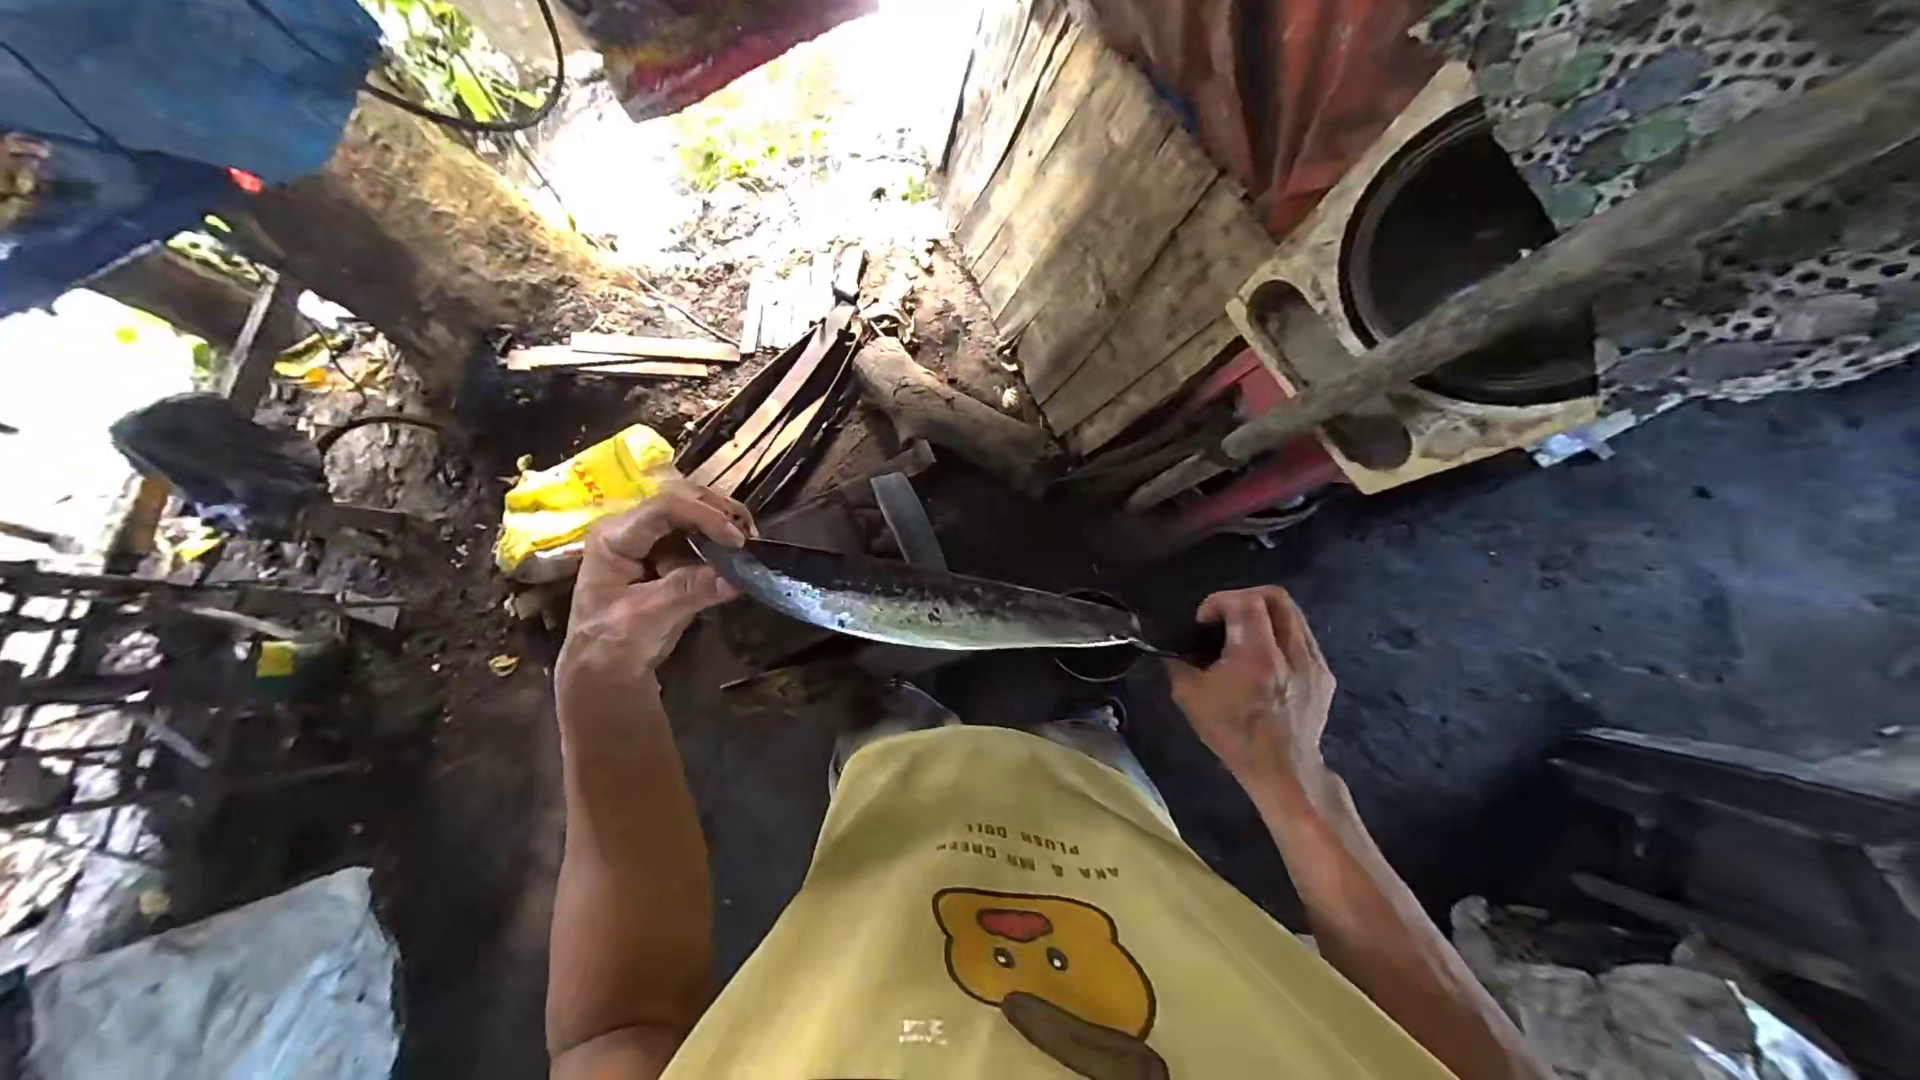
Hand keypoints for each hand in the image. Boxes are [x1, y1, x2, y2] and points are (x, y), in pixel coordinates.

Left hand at [559, 484, 752, 680]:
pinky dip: (722, 541)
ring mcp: (651, 539)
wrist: (607, 668)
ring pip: (694, 512)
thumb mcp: (648, 618)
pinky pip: (700, 536)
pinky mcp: (669, 553)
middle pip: (681, 500)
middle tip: (748, 535)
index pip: (664, 508)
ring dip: (724, 523)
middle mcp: (632, 528)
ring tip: (747, 544)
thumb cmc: (613, 642)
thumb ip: (689, 592)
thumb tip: (736, 578)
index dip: (704, 517)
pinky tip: (739, 555)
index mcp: (615, 537)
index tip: (736, 540)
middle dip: (717, 512)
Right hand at [1165, 587, 1335, 792]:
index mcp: (1258, 654)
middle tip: (1225, 618)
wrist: (1283, 771)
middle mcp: (1293, 651)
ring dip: (1264, 615)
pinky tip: (1265, 658)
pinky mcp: (1325, 674)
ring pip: (1293, 614)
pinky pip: (1302, 637)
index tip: (1204, 621)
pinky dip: (1280, 635)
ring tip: (1244, 636)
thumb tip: (1173, 647)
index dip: (1219, 601)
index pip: (1246, 601)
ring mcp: (1314, 662)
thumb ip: (1178, 664)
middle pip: (1275, 597)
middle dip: (1244, 598)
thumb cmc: (1234, 734)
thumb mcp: (1190, 698)